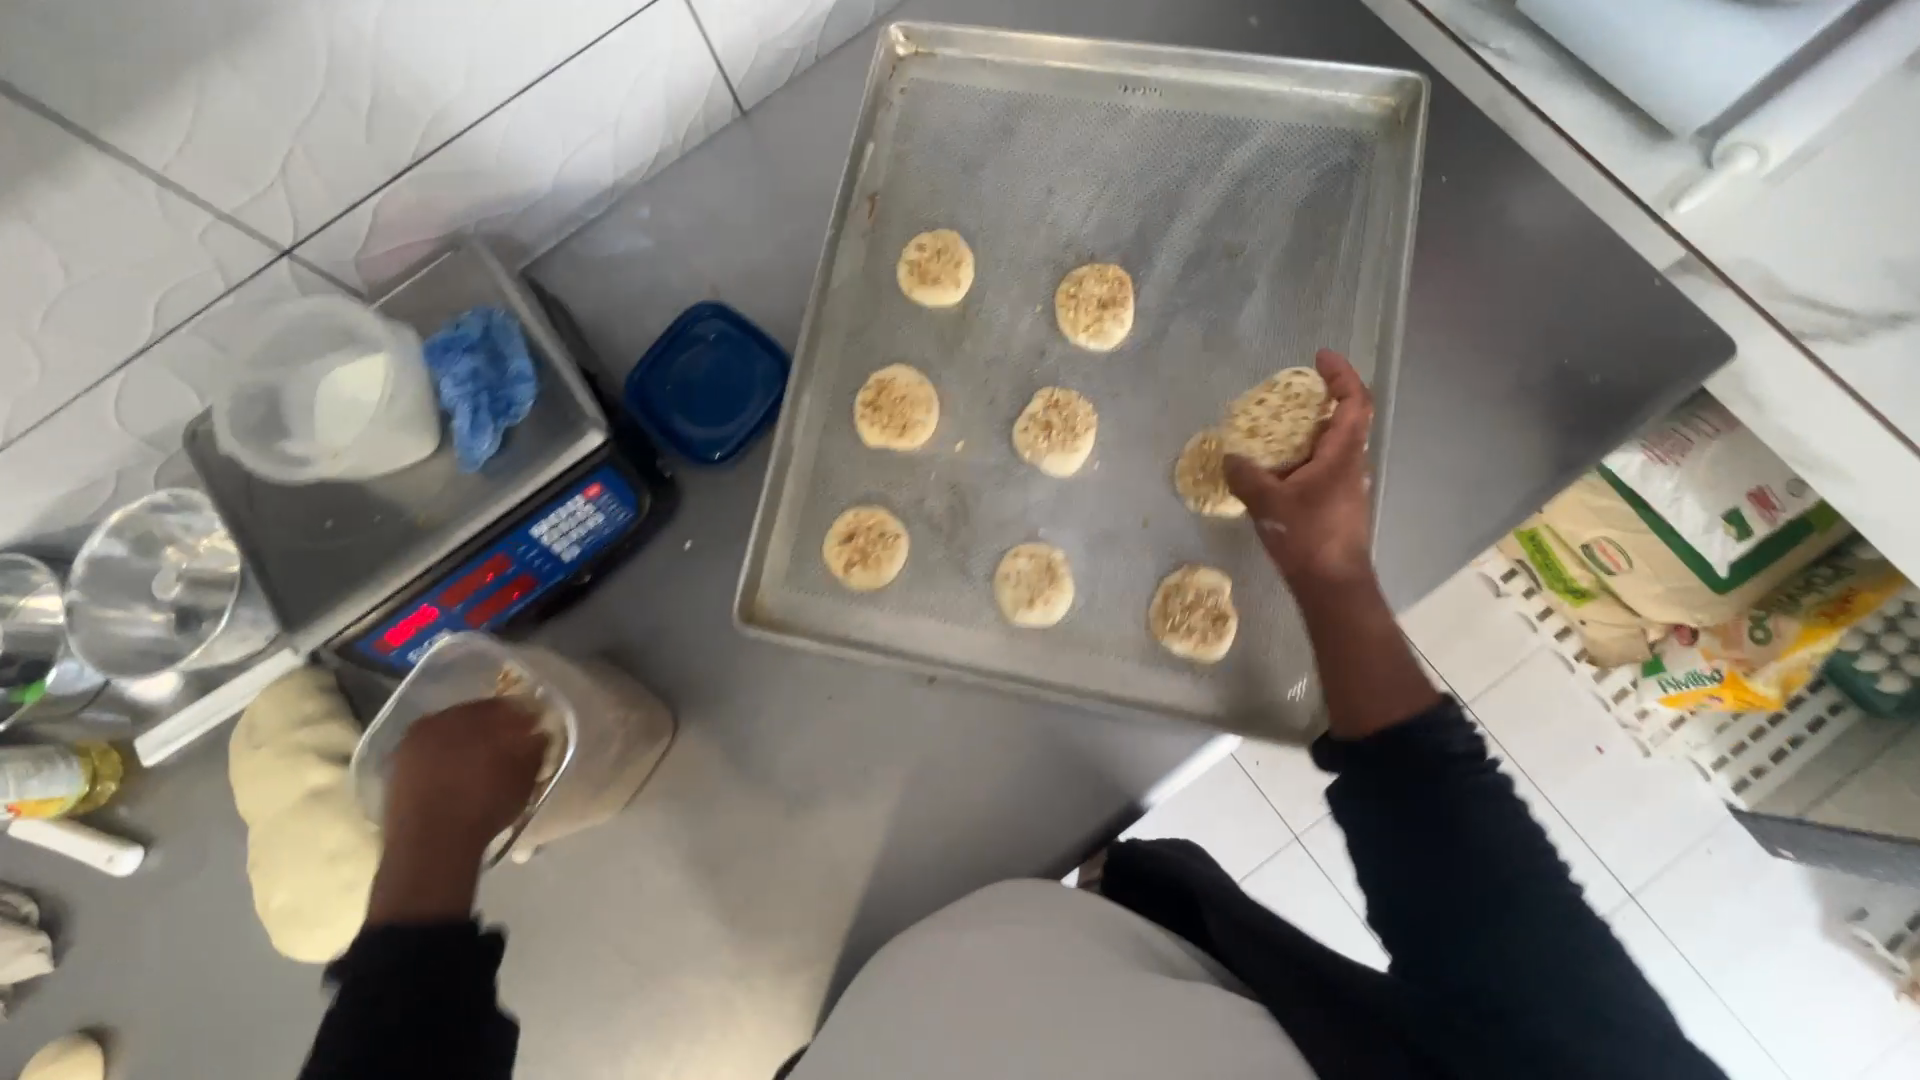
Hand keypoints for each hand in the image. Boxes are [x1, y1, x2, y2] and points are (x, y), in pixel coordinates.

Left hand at [383, 698, 548, 856]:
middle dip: (493, 727)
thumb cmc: (485, 807)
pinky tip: (458, 778)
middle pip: (474, 716)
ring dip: (467, 742)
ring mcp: (412, 743)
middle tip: (509, 745)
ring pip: (449, 733)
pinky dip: (445, 759)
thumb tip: (540, 732)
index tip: (533, 730)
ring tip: (482, 764)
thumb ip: (535, 747)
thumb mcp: (524, 777)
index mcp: (471, 716)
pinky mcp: (397, 767)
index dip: (522, 716)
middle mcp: (438, 721)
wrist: (431, 847)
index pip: (504, 706)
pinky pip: (429, 753)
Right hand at [1224, 348, 1376, 593]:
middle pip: (1344, 420)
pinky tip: (1275, 473)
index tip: (1320, 358)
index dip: (1341, 375)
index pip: (1354, 401)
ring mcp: (1347, 486)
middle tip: (1288, 394)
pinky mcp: (1337, 505)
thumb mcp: (1268, 503)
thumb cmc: (1308, 537)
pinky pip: (1321, 468)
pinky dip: (1301, 459)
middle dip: (1320, 401)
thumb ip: (1246, 476)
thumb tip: (1230, 458)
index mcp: (1343, 454)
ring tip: (1273, 433)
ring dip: (1307, 433)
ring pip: (1331, 447)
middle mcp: (1352, 464)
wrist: (1332, 584)